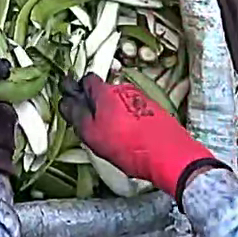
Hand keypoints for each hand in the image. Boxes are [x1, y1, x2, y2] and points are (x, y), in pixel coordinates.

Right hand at [58, 75, 226, 196]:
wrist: (172, 156)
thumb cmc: (127, 146)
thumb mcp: (93, 134)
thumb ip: (76, 115)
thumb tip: (65, 101)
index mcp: (105, 92)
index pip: (85, 80)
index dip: (77, 90)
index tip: (72, 102)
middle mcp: (122, 89)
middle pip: (102, 90)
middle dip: (94, 103)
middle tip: (91, 123)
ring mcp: (140, 98)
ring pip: (118, 101)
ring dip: (111, 111)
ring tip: (111, 133)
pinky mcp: (154, 110)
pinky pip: (132, 109)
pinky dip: (126, 118)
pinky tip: (128, 135)